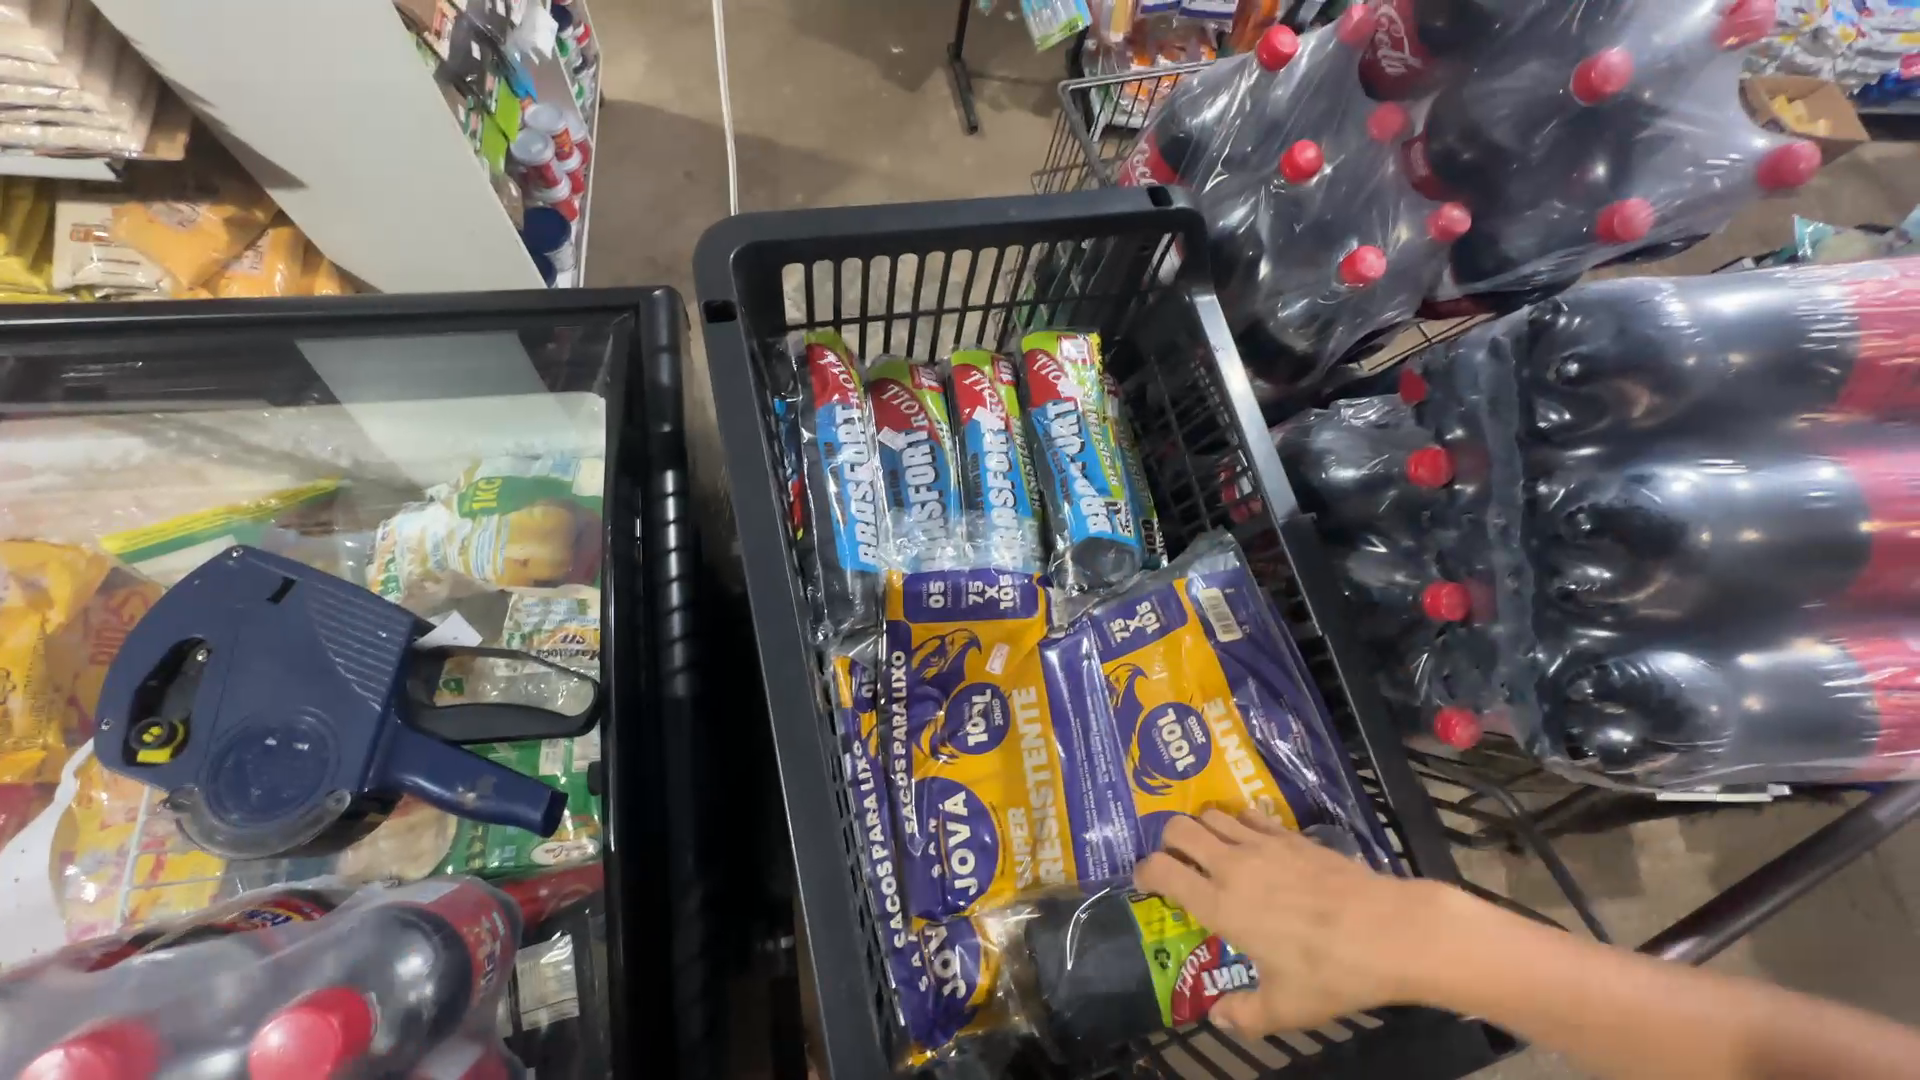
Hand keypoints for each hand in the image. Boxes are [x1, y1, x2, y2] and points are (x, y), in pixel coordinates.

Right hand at [1134, 809, 1445, 1035]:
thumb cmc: (1332, 972)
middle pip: (1178, 827)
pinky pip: (1249, 815)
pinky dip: (1238, 822)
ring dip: (1202, 827)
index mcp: (1220, 905)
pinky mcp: (1290, 835)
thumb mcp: (1287, 1008)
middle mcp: (1231, 865)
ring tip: (1211, 848)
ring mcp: (1261, 844)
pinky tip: (1250, 841)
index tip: (1145, 881)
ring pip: (1211, 814)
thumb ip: (1245, 1013)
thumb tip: (1217, 1015)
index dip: (1144, 871)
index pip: (1161, 870)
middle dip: (1167, 840)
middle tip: (1176, 860)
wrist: (1389, 930)